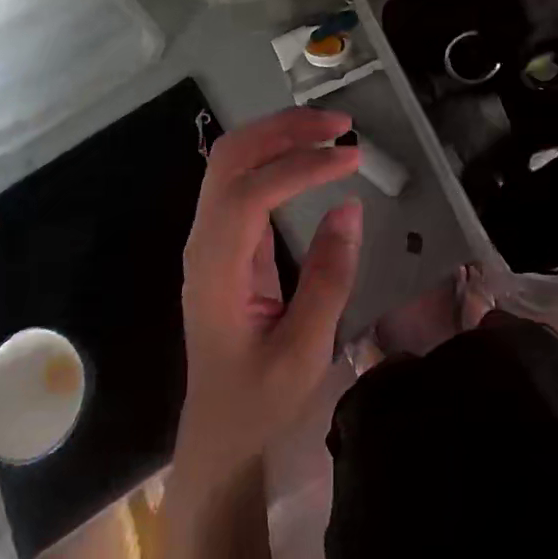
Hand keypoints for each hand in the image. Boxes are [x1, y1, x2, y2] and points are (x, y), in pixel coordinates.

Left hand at [172, 107, 362, 487]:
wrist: (220, 433)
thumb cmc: (259, 401)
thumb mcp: (304, 351)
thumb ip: (327, 279)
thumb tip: (349, 207)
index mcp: (216, 270)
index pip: (250, 193)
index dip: (300, 168)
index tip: (352, 160)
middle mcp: (205, 242)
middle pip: (229, 159)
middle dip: (283, 129)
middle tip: (341, 126)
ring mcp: (211, 239)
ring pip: (232, 162)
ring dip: (279, 134)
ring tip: (331, 131)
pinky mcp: (226, 242)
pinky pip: (243, 180)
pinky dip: (277, 155)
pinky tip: (310, 156)